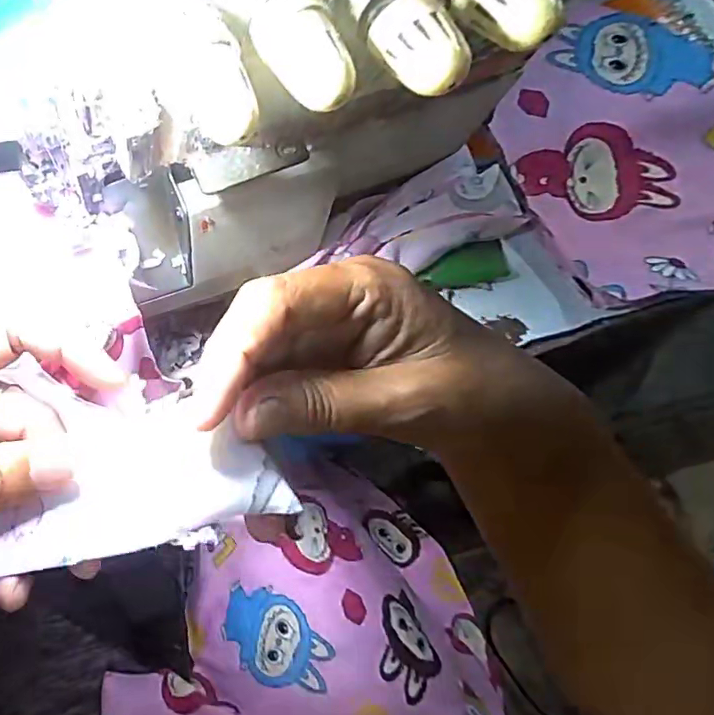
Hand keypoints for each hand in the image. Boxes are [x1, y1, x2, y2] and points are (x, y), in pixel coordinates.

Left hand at [0, 328, 123, 615]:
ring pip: (22, 463)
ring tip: (61, 566)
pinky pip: (2, 497)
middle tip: (85, 525)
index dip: (68, 349)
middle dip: (59, 470)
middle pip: (29, 415)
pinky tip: (8, 585)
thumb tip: (69, 465)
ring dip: (41, 516)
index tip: (115, 388)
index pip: (10, 337)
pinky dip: (13, 536)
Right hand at [188, 257, 588, 454]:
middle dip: (224, 368)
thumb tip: (242, 417)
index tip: (210, 411)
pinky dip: (247, 397)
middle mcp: (327, 294)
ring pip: (252, 343)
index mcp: (360, 285)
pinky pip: (266, 368)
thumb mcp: (408, 401)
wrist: (509, 416)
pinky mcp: (312, 351)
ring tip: (214, 429)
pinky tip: (237, 423)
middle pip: (253, 318)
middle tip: (204, 424)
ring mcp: (318, 322)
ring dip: (229, 386)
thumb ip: (324, 403)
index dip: (234, 352)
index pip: (275, 303)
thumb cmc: (478, 397)